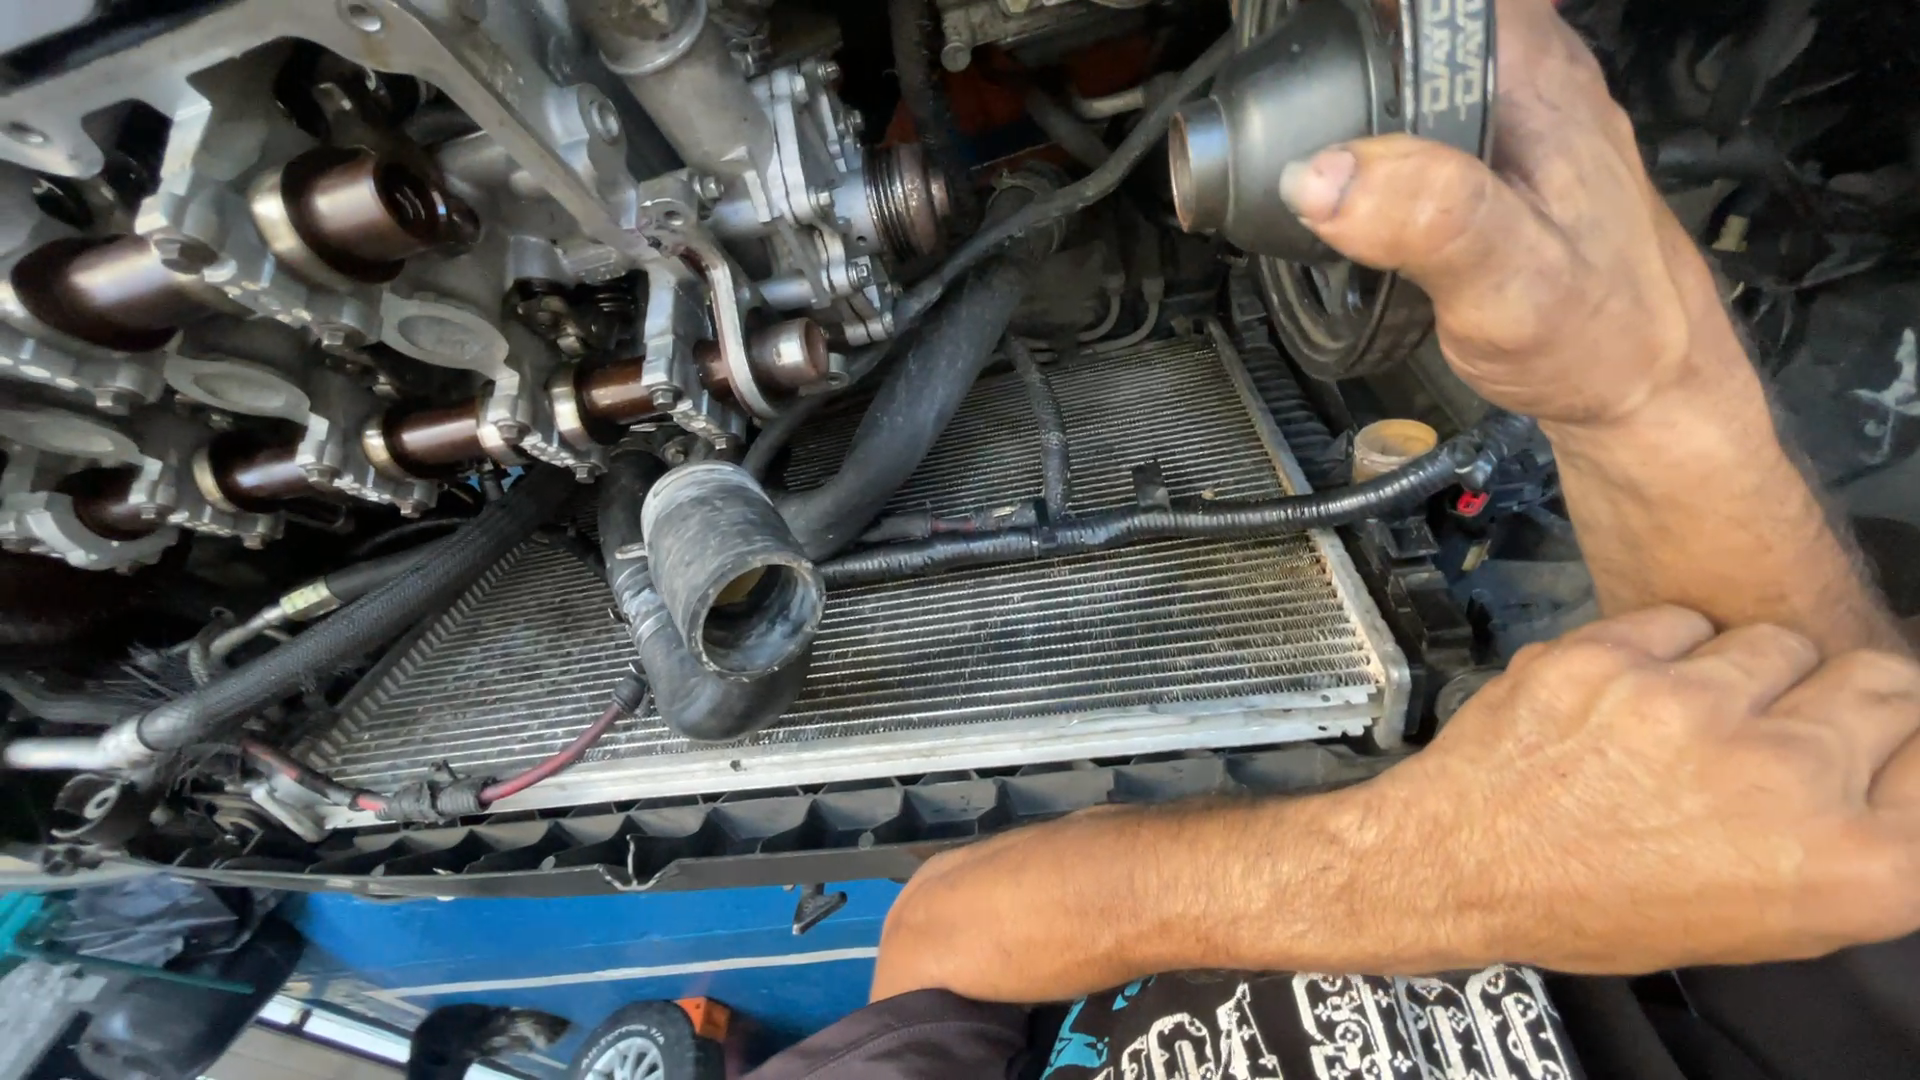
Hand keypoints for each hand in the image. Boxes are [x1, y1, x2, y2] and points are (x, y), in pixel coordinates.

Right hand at [1276, 0, 1746, 431]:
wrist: (1635, 380)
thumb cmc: (1593, 332)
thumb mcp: (1505, 279)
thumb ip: (1424, 216)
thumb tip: (1321, 176)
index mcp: (1529, 78)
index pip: (1428, 5)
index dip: (1355, 24)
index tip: (1298, 75)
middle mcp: (1525, 81)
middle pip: (1408, 29)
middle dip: (1337, 62)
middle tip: (1279, 122)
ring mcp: (1510, 122)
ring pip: (1409, 72)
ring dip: (1348, 102)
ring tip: (1300, 155)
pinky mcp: (1492, 166)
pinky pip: (1416, 125)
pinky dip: (1370, 143)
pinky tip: (1349, 189)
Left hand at [1381, 606, 1919, 971]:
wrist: (1462, 857)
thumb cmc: (1599, 901)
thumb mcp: (1769, 915)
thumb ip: (1854, 841)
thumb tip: (1884, 763)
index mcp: (1861, 861)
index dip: (1896, 743)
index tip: (1861, 741)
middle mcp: (1789, 770)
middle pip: (1880, 680)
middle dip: (1833, 697)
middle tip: (1770, 720)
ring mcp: (1687, 702)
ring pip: (1773, 640)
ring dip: (1740, 669)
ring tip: (1682, 709)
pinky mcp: (1604, 658)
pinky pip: (1676, 620)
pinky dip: (1660, 646)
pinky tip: (1623, 687)